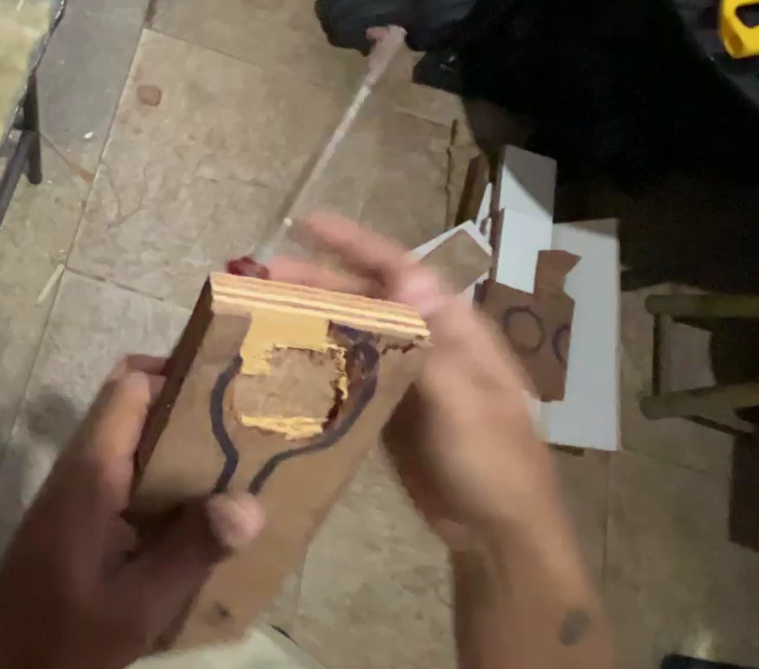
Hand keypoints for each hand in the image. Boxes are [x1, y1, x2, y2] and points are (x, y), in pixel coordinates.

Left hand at [0, 357, 265, 668]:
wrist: (1, 660)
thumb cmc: (65, 631)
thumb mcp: (136, 606)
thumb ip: (190, 552)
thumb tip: (250, 505)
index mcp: (94, 469)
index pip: (130, 387)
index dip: (175, 374)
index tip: (227, 383)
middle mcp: (83, 460)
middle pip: (129, 398)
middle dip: (181, 397)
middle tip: (238, 415)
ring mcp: (78, 479)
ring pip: (128, 427)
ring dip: (173, 430)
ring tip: (231, 449)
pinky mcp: (80, 502)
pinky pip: (124, 459)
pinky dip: (160, 462)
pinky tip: (197, 496)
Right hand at [267, 213, 562, 543]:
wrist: (498, 533)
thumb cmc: (494, 464)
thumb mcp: (467, 404)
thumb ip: (433, 343)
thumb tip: (409, 275)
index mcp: (452, 326)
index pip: (398, 269)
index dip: (353, 243)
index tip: (306, 224)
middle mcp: (424, 337)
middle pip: (364, 295)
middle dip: (316, 279)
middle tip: (262, 275)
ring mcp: (403, 370)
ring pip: (350, 327)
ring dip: (310, 313)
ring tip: (261, 308)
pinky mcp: (386, 401)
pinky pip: (347, 366)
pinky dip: (317, 355)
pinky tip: (283, 355)